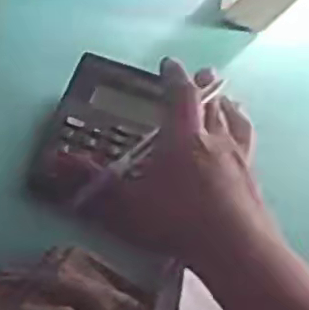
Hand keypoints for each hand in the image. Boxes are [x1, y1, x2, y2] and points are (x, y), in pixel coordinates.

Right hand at [55, 58, 279, 273]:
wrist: (233, 246)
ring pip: (235, 120)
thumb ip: (91, 181)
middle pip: (213, 103)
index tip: (169, 64)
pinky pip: (248, 142)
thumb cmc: (174, 221)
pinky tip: (240, 138)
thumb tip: (56, 161)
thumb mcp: (124, 203)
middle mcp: (214, 140)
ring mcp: (238, 157)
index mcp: (182, 139)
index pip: (180, 97)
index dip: (173, 78)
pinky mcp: (252, 176)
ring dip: (228, 105)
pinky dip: (242, 131)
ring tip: (226, 100)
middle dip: (205, 86)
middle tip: (202, 75)